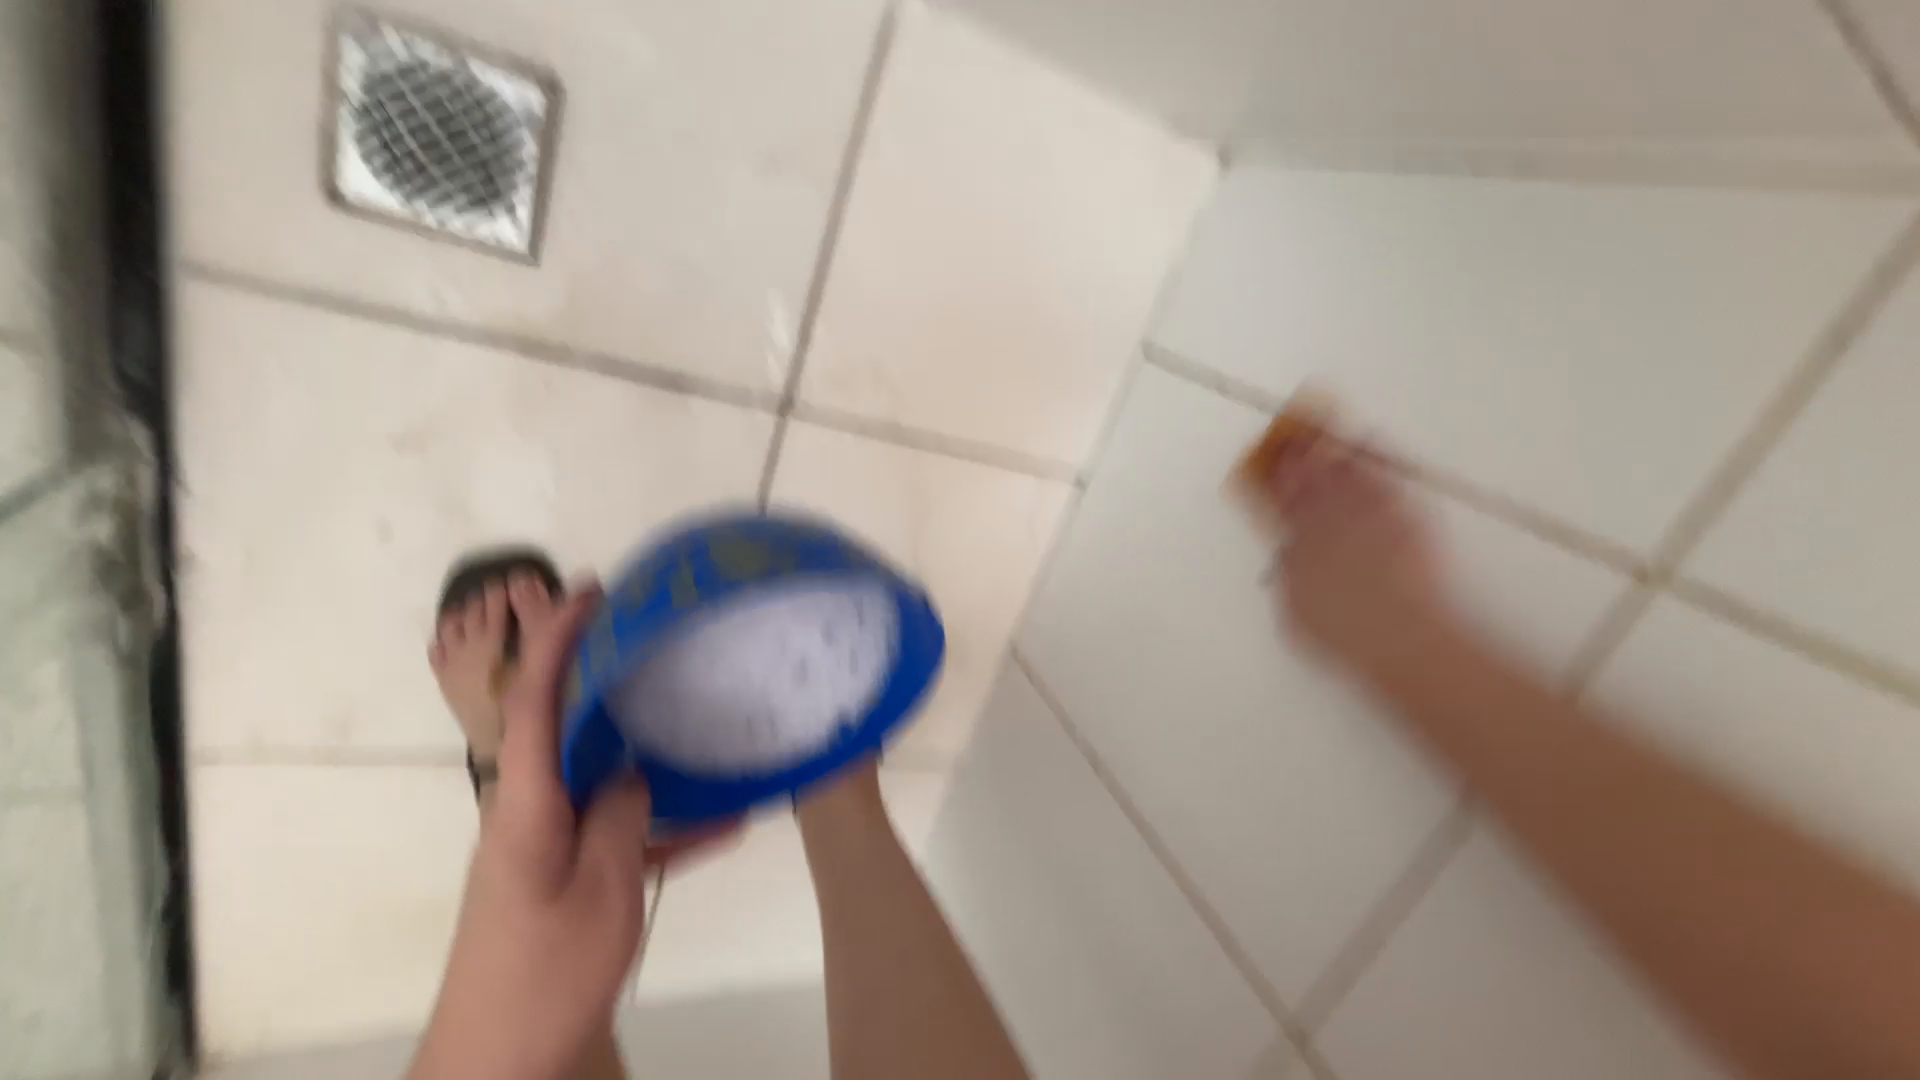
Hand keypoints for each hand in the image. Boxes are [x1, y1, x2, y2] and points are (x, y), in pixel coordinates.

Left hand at [412, 582, 734, 1079]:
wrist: (501, 1064)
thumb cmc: (546, 971)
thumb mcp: (601, 888)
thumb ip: (619, 818)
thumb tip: (630, 772)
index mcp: (526, 805)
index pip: (536, 701)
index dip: (557, 640)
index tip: (588, 593)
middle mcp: (532, 812)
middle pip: (565, 726)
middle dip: (603, 674)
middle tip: (653, 636)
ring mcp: (551, 845)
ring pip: (601, 776)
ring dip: (646, 748)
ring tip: (697, 717)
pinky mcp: (570, 877)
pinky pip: (620, 832)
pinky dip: (665, 823)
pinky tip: (725, 821)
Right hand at [1266, 432, 1452, 672]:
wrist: (1399, 634)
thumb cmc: (1343, 632)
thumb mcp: (1296, 615)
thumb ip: (1290, 581)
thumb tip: (1288, 564)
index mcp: (1299, 546)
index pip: (1282, 504)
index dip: (1275, 479)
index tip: (1270, 459)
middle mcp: (1331, 526)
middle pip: (1312, 484)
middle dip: (1301, 458)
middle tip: (1295, 435)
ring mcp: (1371, 520)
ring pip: (1348, 477)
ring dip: (1335, 454)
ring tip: (1329, 434)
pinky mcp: (1409, 521)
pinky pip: (1390, 481)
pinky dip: (1380, 461)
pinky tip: (1375, 445)